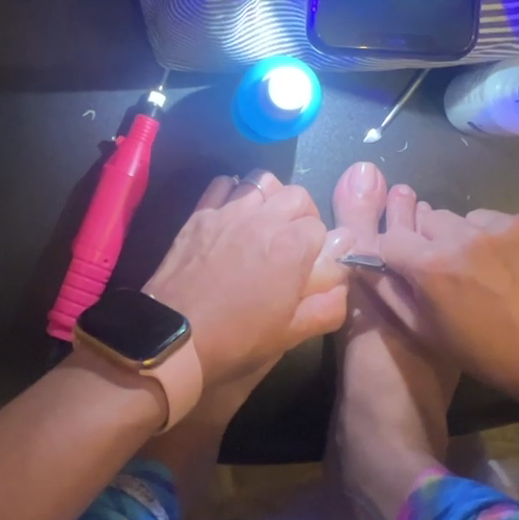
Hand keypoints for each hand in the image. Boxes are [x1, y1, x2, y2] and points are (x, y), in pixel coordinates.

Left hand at [145, 171, 350, 403]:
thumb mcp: (291, 333)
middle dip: (301, 215)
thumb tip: (343, 274)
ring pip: (263, 182)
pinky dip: (233, 192)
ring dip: (270, 198)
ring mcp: (229, 211)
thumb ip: (328, 303)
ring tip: (263, 224)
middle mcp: (264, 218)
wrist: (175, 335)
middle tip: (289, 243)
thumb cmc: (237, 337)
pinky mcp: (201, 213)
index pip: (321, 228)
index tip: (307, 267)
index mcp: (293, 246)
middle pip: (297, 196)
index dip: (318, 247)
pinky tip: (231, 216)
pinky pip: (224, 184)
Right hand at [374, 185, 518, 401]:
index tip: (407, 271)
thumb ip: (389, 292)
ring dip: (471, 240)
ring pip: (469, 220)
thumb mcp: (428, 333)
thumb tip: (363, 263)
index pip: (391, 238)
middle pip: (430, 221)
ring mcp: (507, 224)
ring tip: (493, 273)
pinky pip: (507, 220)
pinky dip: (507, 240)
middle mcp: (465, 234)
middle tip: (455, 275)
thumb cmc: (493, 356)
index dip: (396, 256)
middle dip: (434, 243)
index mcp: (432, 264)